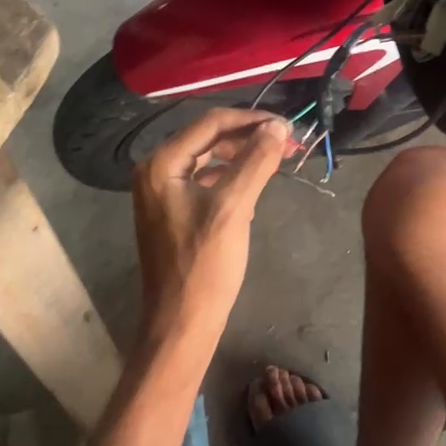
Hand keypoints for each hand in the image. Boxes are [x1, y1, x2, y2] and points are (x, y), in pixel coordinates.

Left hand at [133, 108, 291, 338]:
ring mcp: (163, 191)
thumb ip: (255, 161)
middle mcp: (157, 170)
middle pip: (210, 137)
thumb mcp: (234, 208)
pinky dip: (233, 176)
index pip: (212, 123)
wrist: (181, 325)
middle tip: (288, 142)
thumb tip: (278, 127)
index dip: (252, 120)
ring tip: (278, 157)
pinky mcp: (175, 210)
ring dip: (244, 155)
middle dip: (250, 136)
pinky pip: (207, 179)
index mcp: (161, 163)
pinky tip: (255, 185)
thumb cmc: (204, 266)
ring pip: (210, 157)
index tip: (287, 127)